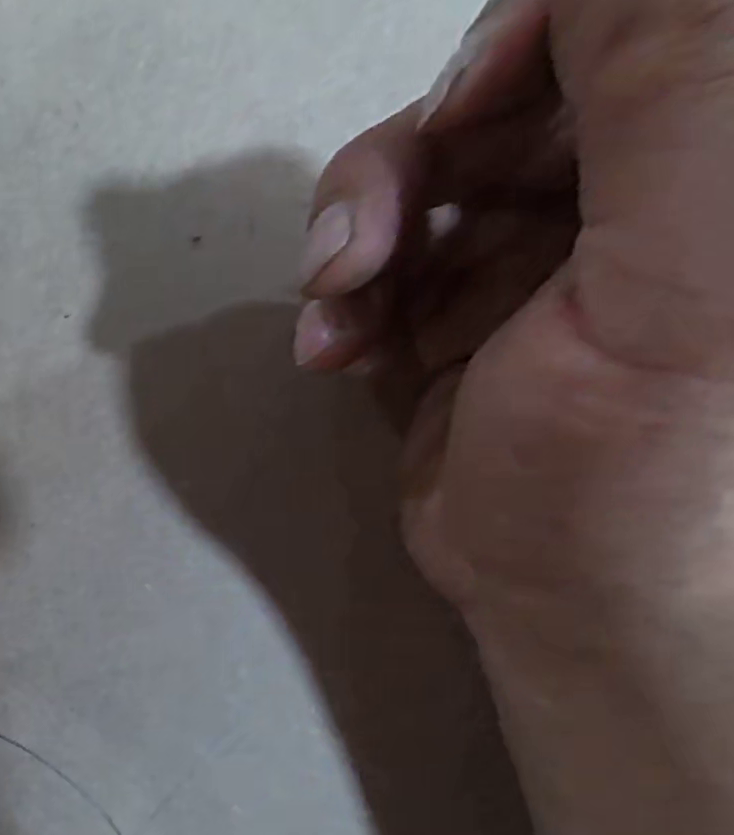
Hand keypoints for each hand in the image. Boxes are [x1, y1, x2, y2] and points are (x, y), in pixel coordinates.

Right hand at [296, 0, 733, 655]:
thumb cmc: (658, 449)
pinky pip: (373, 270)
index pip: (617, 21)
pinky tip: (334, 351)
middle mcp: (644, 177)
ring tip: (333, 320)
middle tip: (348, 258)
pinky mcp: (448, 312)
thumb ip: (682, 84)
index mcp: (728, 147)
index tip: (463, 114)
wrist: (571, 587)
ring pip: (409, 190)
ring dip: (347, 250)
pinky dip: (338, 305)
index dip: (523, 41)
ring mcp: (536, 250)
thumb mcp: (693, 265)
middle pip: (488, 104)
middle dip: (395, 177)